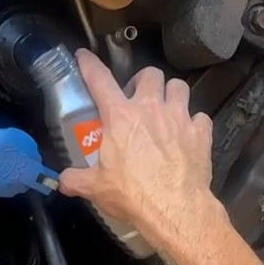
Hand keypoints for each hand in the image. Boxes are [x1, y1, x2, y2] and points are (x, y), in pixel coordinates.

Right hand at [58, 50, 219, 255]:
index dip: (89, 65)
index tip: (84, 56)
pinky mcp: (201, 133)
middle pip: (149, 74)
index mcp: (120, 117)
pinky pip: (200, 118)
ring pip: (179, 87)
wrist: (174, 208)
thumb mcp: (95, 188)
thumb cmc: (131, 193)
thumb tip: (62, 182)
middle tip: (138, 97)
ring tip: (166, 108)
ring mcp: (179, 118)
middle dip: (143, 81)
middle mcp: (150, 108)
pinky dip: (194, 123)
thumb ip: (76, 180)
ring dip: (171, 94)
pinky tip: (189, 134)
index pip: (100, 80)